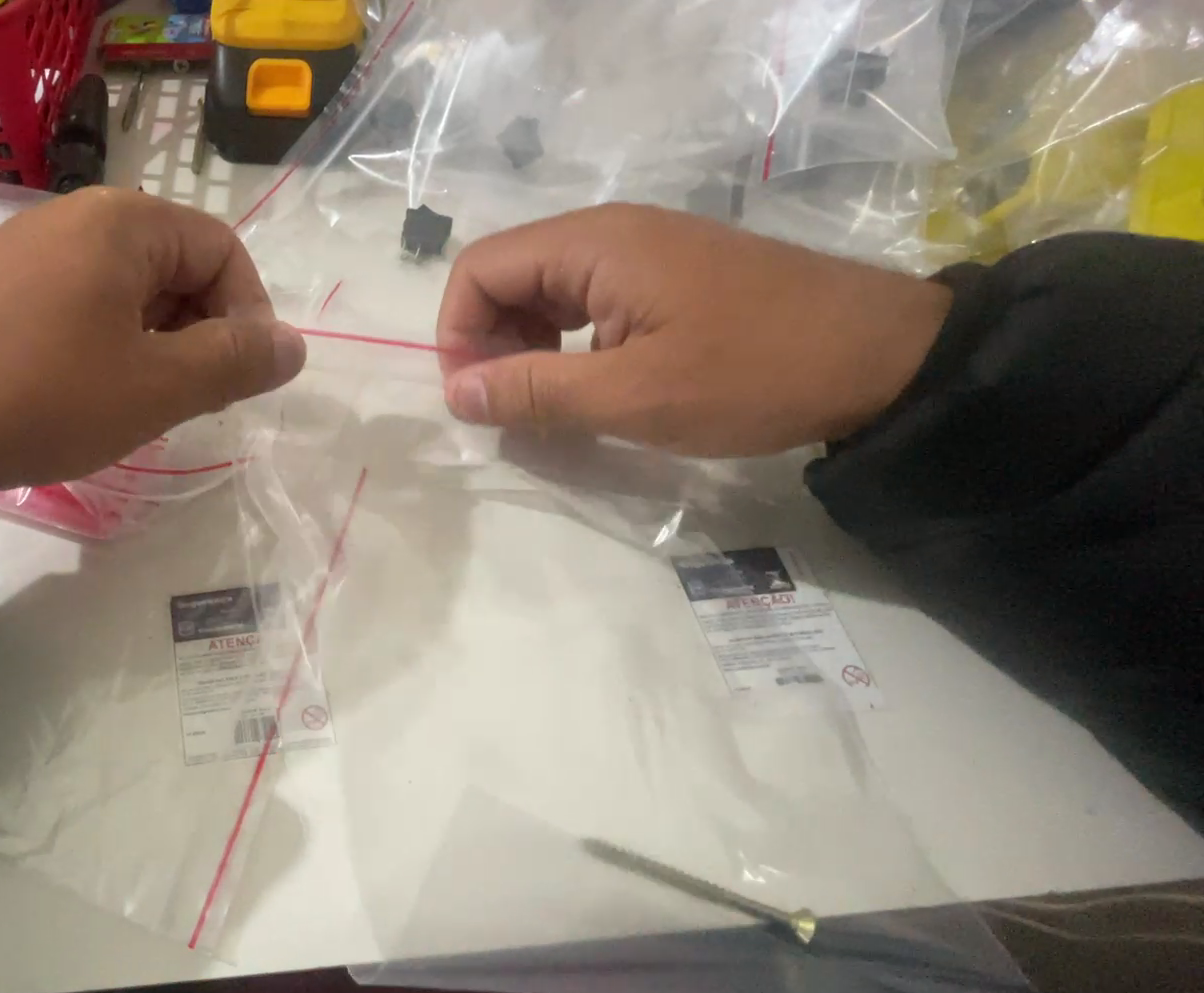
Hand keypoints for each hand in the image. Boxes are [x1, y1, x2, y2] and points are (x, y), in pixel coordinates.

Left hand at [0, 188, 305, 497]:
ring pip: (128, 294)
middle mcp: (79, 217)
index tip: (236, 384)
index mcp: (126, 223)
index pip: (224, 252)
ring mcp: (31, 249)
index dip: (248, 318)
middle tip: (187, 404)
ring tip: (135, 408)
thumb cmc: (37, 394)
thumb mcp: (153, 387)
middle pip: (177, 268)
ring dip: (153, 349)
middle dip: (199, 336)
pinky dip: (104, 350)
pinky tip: (83, 398)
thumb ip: (233, 363)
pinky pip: (80, 308)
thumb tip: (294, 345)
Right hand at [436, 204, 953, 456]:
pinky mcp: (664, 279)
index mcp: (594, 246)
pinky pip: (582, 304)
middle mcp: (608, 235)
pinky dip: (562, 346)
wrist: (887, 360)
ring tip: (542, 404)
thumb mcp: (631, 395)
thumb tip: (454, 392)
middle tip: (506, 408)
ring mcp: (639, 254)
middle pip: (505, 277)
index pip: (479, 269)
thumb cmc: (754, 374)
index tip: (473, 396)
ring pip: (541, 292)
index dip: (457, 332)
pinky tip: (584, 386)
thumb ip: (532, 391)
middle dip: (487, 343)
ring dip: (523, 348)